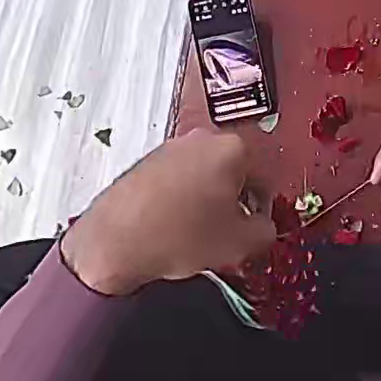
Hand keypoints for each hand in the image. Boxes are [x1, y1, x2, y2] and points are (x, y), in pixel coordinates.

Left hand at [59, 126, 273, 294]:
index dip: (261, 212)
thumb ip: (266, 231)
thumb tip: (263, 226)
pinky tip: (171, 226)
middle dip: (232, 203)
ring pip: (205, 176)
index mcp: (234, 148)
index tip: (251, 231)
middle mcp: (204, 137)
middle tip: (225, 233)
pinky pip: (178, 179)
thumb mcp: (240, 243)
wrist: (113, 241)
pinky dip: (181, 199)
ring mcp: (173, 146)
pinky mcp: (148, 160)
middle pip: (233, 174)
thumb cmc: (181, 235)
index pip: (263, 180)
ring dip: (206, 200)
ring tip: (194, 233)